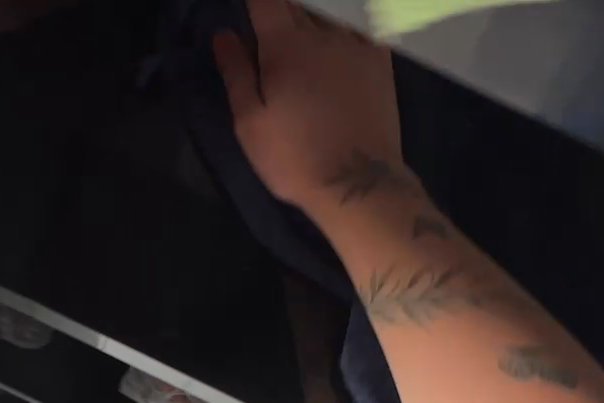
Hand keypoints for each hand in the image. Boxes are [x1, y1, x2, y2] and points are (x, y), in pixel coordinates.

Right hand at [212, 0, 403, 219]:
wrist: (356, 183)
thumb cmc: (294, 159)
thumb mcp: (251, 125)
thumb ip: (236, 75)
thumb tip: (224, 35)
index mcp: (284, 44)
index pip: (265, 0)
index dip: (254, 3)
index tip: (248, 11)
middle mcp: (322, 31)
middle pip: (297, 2)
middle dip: (280, 8)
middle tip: (270, 28)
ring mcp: (355, 41)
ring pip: (329, 11)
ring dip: (313, 14)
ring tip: (302, 30)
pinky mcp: (379, 58)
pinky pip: (360, 23)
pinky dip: (346, 21)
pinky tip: (337, 35)